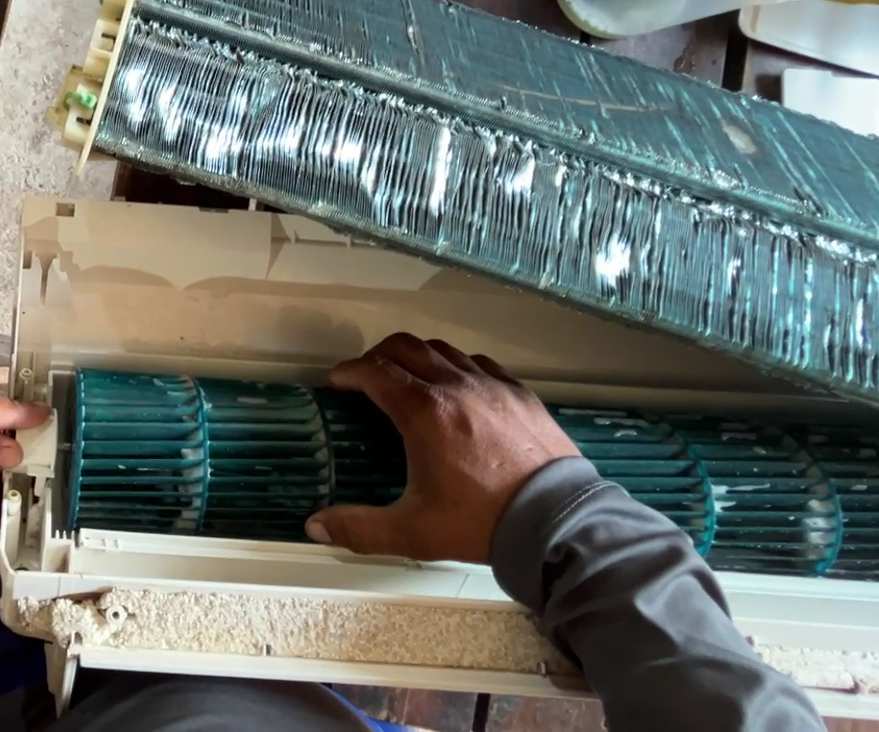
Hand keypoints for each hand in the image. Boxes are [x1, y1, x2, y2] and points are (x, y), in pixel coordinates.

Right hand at [304, 333, 578, 563]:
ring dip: (415, 356)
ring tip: (408, 378)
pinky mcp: (520, 392)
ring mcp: (490, 385)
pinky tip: (455, 386)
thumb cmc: (481, 522)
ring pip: (440, 348)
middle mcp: (452, 385)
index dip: (347, 373)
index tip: (336, 385)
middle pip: (402, 347)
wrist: (563, 526)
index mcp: (422, 410)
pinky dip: (455, 365)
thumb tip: (315, 526)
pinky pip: (477, 362)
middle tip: (366, 379)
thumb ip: (360, 528)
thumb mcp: (414, 532)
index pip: (372, 371)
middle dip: (375, 357)